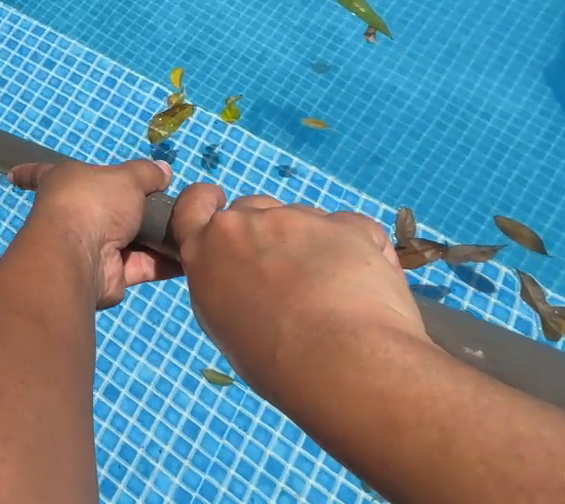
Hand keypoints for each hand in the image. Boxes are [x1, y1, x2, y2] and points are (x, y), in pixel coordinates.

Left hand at [9, 159, 178, 309]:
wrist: (83, 253)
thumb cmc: (93, 202)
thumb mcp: (125, 178)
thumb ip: (145, 173)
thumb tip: (162, 171)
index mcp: (62, 180)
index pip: (38, 172)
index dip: (26, 172)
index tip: (10, 174)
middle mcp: (72, 210)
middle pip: (103, 207)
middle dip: (130, 209)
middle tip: (166, 204)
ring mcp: (90, 243)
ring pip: (128, 237)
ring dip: (155, 236)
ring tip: (190, 228)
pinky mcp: (110, 272)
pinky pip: (143, 264)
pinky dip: (164, 261)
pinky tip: (191, 256)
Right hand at [171, 187, 429, 399]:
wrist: (342, 364)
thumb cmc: (274, 362)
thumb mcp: (223, 321)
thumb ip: (223, 283)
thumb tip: (244, 280)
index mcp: (202, 249)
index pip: (192, 205)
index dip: (205, 200)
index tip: (217, 202)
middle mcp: (240, 225)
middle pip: (253, 210)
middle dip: (270, 231)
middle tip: (292, 271)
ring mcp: (291, 220)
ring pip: (303, 217)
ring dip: (316, 241)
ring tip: (340, 288)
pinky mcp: (343, 227)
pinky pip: (353, 227)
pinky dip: (362, 248)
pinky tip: (372, 283)